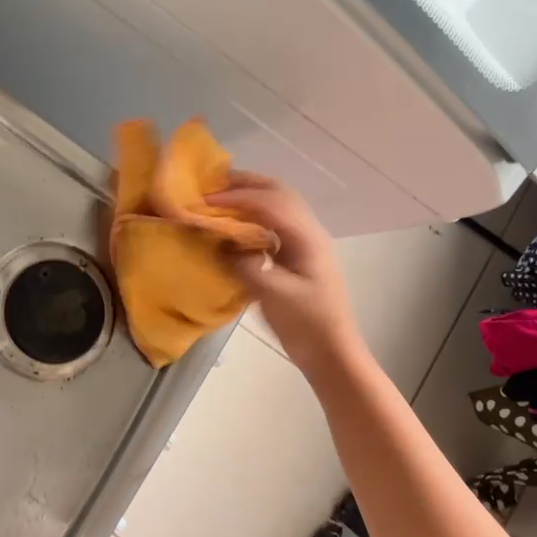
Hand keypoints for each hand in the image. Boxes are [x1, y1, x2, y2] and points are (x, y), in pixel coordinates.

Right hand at [206, 173, 360, 368]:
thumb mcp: (274, 295)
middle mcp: (310, 232)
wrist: (332, 353)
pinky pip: (275, 222)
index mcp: (307, 238)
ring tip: (219, 198)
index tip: (205, 200)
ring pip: (279, 204)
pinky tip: (235, 224)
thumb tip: (222, 244)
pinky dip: (254, 213)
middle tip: (211, 184)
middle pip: (279, 192)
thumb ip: (247, 265)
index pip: (270, 202)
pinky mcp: (299, 255)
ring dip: (250, 195)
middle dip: (245, 183)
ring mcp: (306, 243)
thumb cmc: (307, 324)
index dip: (237, 196)